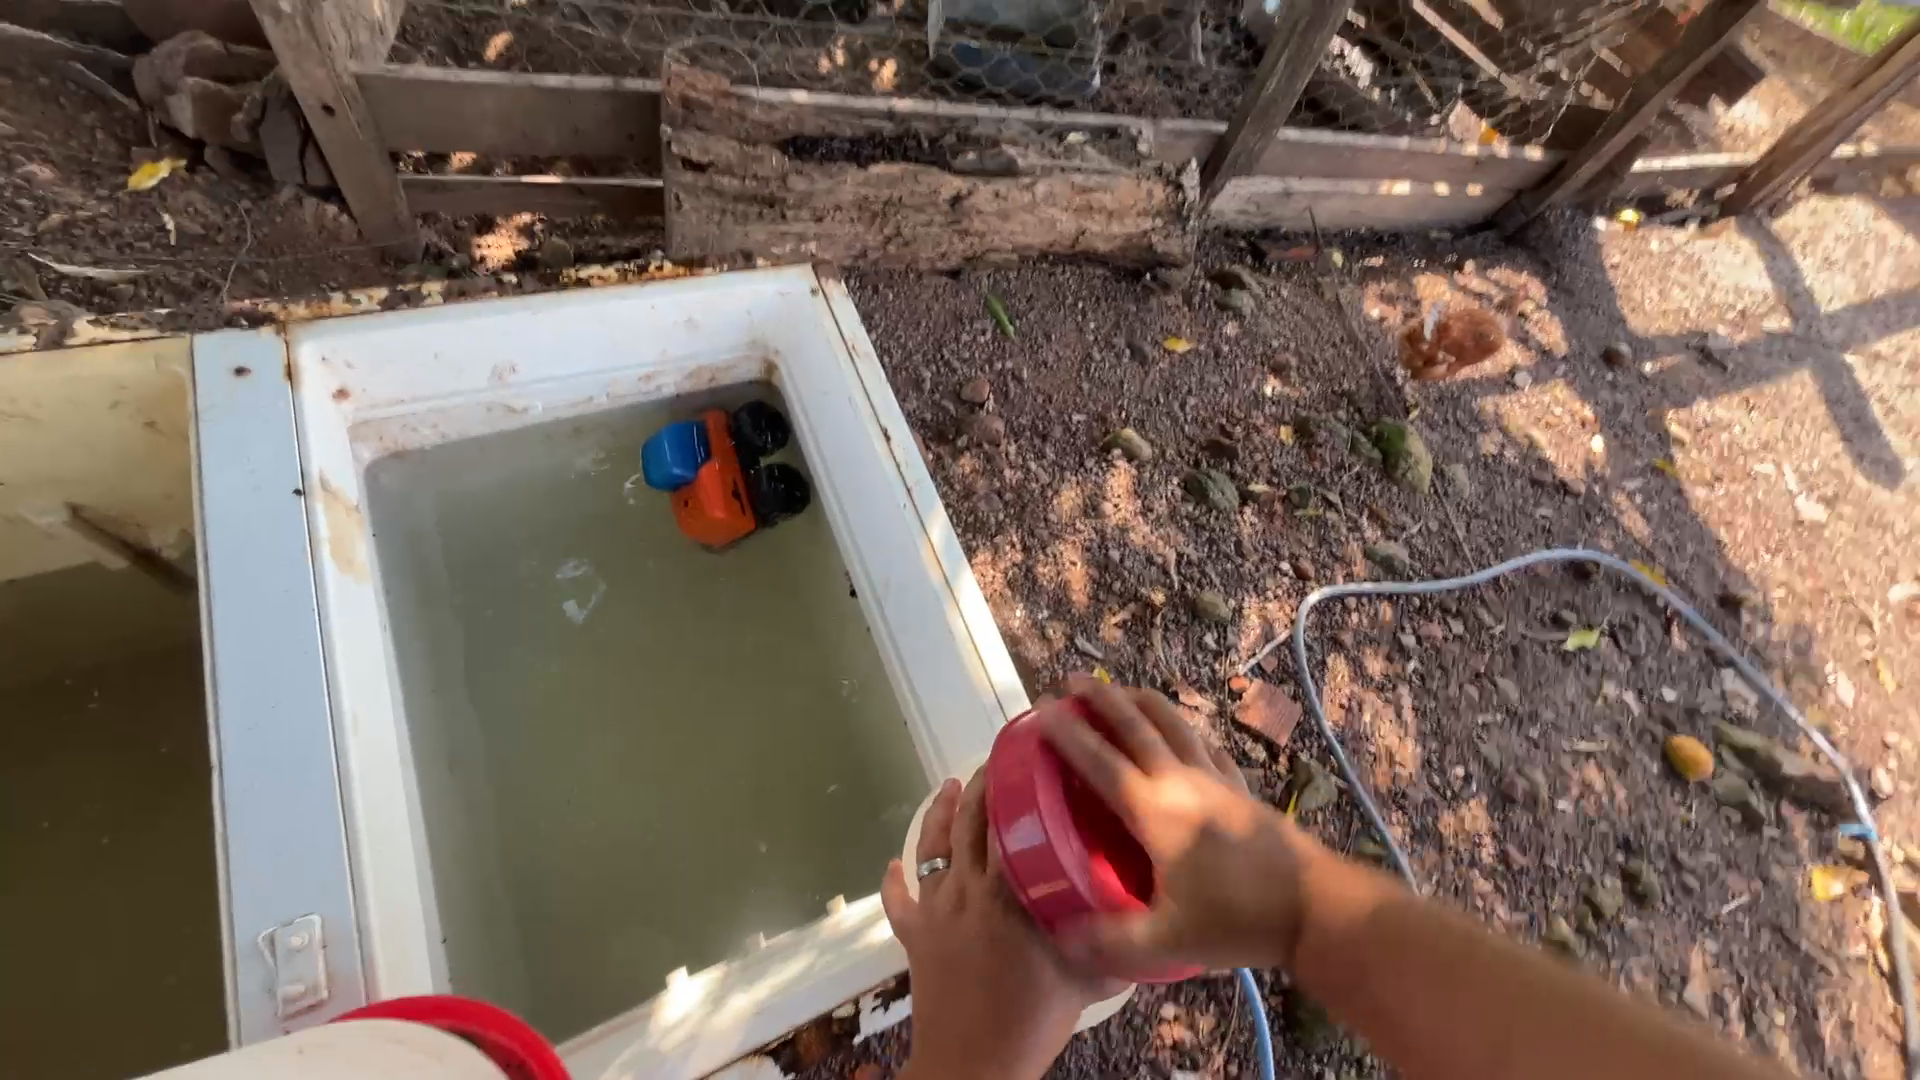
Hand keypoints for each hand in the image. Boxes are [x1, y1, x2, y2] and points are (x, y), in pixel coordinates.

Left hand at [881, 769, 1117, 1079]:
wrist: (972, 1068)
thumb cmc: (1031, 1022)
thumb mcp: (1084, 983)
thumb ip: (1110, 948)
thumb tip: (1144, 925)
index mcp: (1006, 893)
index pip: (1006, 825)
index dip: (1012, 789)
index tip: (1024, 762)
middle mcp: (967, 890)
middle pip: (967, 823)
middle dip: (978, 788)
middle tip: (993, 764)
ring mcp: (934, 910)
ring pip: (932, 847)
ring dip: (939, 812)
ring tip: (949, 785)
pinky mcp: (913, 936)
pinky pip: (898, 900)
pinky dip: (894, 880)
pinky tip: (893, 862)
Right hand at [1038, 676, 1323, 975]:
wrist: (1314, 906)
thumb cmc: (1237, 918)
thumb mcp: (1169, 939)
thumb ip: (1113, 939)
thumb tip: (1063, 940)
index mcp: (1153, 810)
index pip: (1100, 761)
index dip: (1069, 733)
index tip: (1043, 709)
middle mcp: (1178, 780)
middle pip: (1134, 725)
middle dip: (1100, 698)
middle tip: (1072, 679)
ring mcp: (1212, 777)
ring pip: (1171, 723)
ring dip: (1140, 700)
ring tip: (1119, 688)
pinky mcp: (1238, 785)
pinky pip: (1203, 743)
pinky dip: (1182, 727)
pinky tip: (1181, 730)